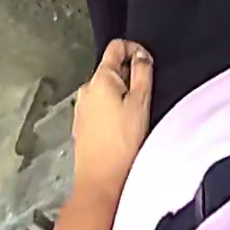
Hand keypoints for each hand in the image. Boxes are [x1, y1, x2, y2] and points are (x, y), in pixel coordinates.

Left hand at [71, 39, 152, 203]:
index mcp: (100, 79)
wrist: (101, 182)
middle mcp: (86, 89)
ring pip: (107, 88)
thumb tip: (141, 55)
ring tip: (134, 116)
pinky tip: (122, 128)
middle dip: (129, 75)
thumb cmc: (122, 144)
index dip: (135, 49)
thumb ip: (142, 71)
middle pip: (111, 67)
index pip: (116, 46)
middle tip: (143, 96)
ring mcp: (82, 107)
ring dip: (122, 93)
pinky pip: (100, 105)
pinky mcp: (82, 124)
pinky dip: (112, 109)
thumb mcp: (141, 101)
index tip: (146, 63)